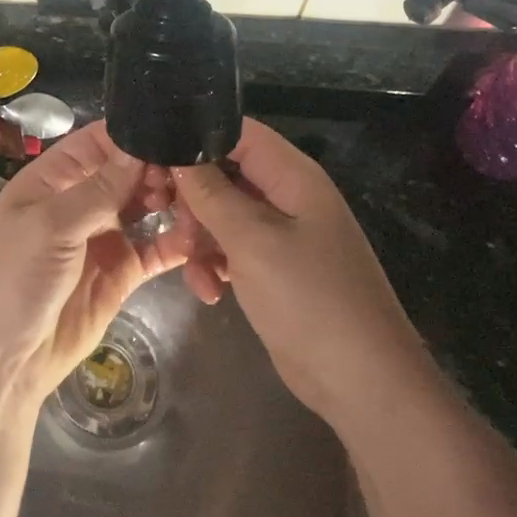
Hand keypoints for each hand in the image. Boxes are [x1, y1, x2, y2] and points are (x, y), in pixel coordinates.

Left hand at [0, 121, 186, 405]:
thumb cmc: (12, 279)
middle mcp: (76, 202)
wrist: (3, 360)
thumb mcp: (50, 226)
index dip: (130, 136)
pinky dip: (176, 243)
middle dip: (156, 169)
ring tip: (197, 203)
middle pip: (125, 172)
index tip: (171, 134)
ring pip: (144, 207)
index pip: (95, 143)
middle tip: (188, 178)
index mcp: (49, 180)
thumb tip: (139, 148)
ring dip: (170, 201)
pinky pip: (154, 249)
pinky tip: (198, 238)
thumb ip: (97, 190)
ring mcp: (100, 238)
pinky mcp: (120, 274)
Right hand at [170, 119, 441, 427]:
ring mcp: (282, 235)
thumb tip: (176, 155)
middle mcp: (288, 197)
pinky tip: (209, 291)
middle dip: (192, 196)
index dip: (196, 137)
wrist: (362, 384)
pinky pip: (232, 249)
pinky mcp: (274, 269)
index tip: (155, 158)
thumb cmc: (310, 300)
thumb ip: (211, 193)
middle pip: (225, 173)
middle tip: (164, 218)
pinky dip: (215, 265)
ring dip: (200, 237)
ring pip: (222, 214)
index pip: (238, 132)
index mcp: (293, 176)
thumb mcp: (252, 240)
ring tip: (194, 269)